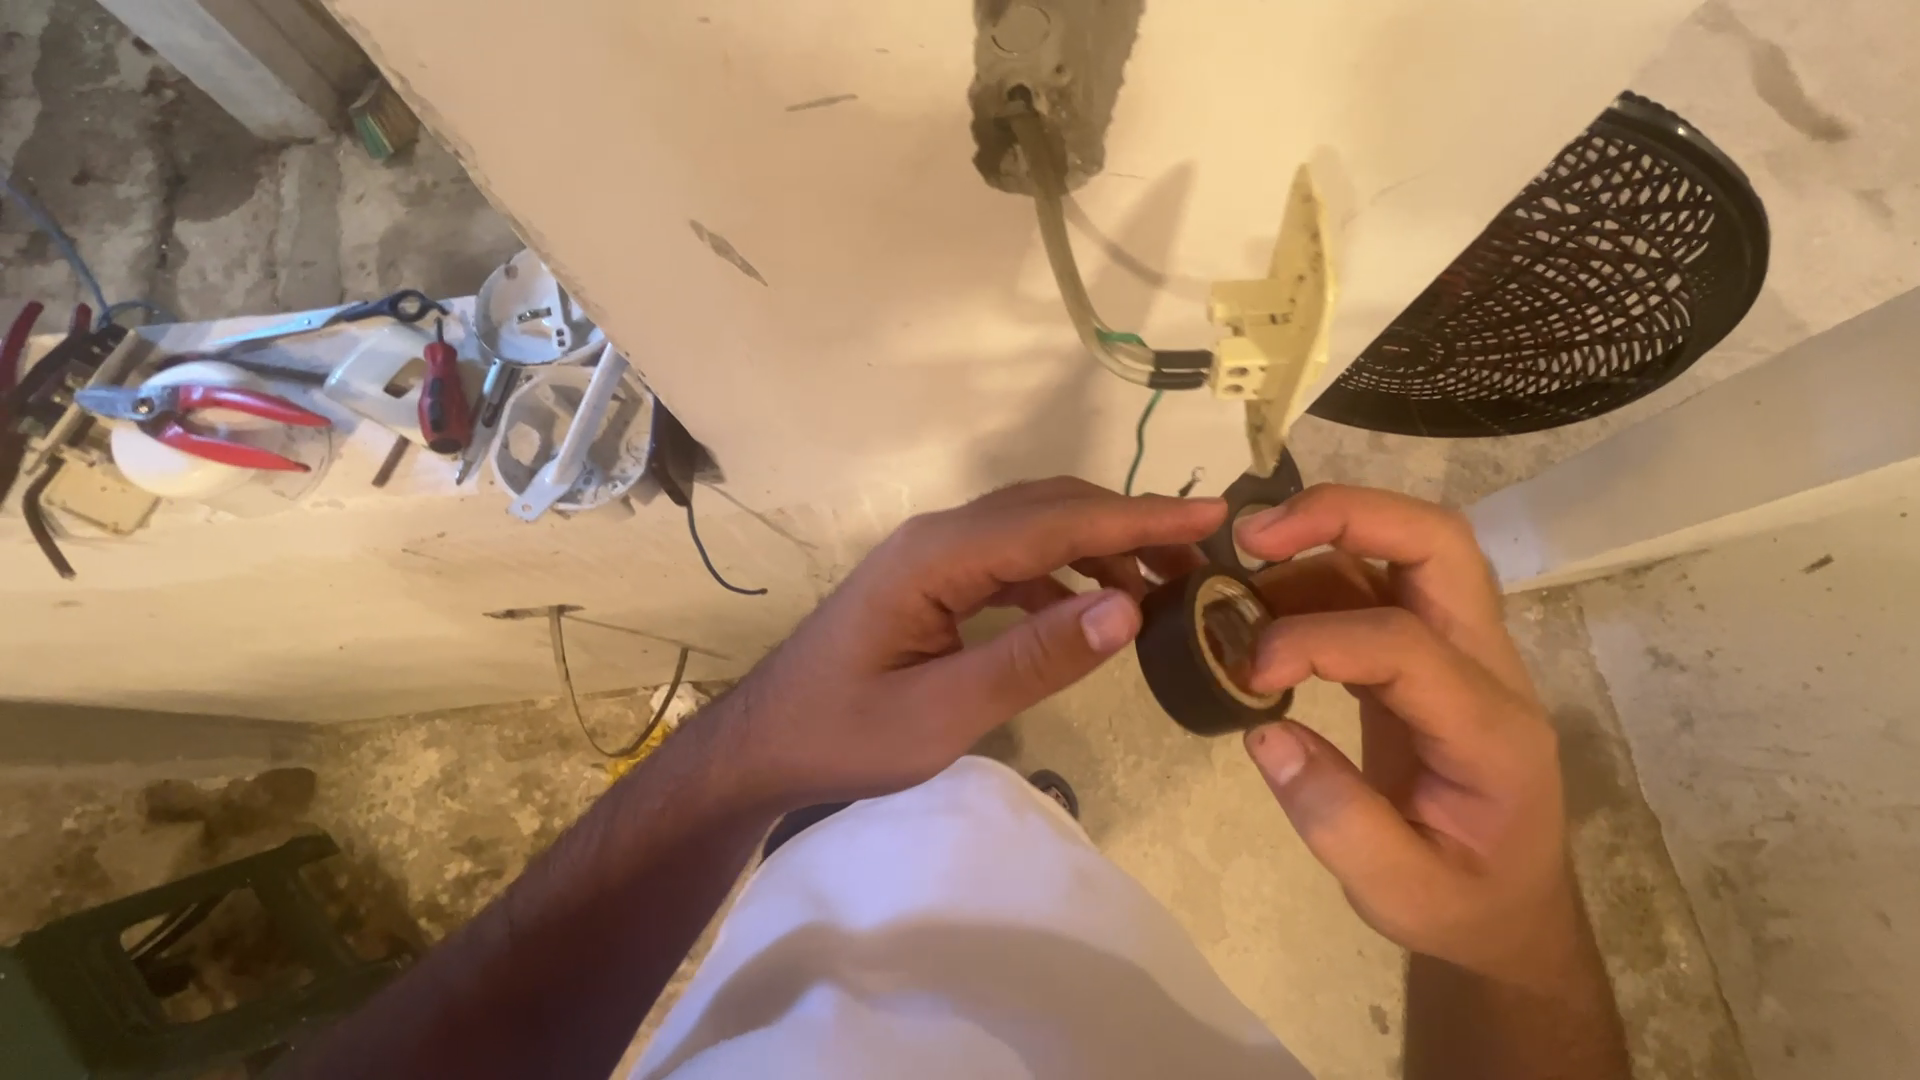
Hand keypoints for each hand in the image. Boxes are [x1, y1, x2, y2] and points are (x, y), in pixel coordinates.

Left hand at [723, 477, 1223, 810]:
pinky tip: (1085, 609)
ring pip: (1031, 528)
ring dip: (1097, 546)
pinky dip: (1059, 573)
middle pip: (1047, 509)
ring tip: (1159, 585)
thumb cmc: (844, 735)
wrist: (765, 743)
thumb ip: (1032, 659)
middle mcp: (938, 537)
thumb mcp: (943, 712)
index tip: (1212, 516)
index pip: (1055, 522)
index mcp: (937, 557)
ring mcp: (932, 555)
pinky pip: (1010, 559)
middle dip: (1127, 525)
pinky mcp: (931, 580)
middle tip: (1199, 559)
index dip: (1137, 517)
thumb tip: (1127, 608)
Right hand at [1233, 485, 1580, 986]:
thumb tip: (1262, 731)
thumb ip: (1335, 819)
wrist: (1509, 907)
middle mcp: (1487, 667)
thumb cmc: (1462, 902)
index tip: (1247, 674)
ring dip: (1316, 542)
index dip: (1313, 640)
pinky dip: (1308, 574)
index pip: (1403, 642)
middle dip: (1343, 516)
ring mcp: (1459, 651)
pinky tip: (1259, 608)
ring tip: (1238, 577)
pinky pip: (1372, 583)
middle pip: (1436, 542)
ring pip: (1403, 547)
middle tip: (1252, 535)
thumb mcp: (1400, 893)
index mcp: (1490, 728)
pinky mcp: (1423, 651)